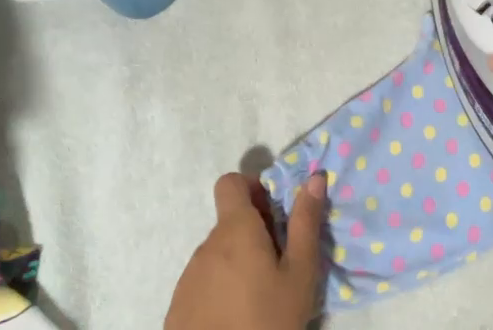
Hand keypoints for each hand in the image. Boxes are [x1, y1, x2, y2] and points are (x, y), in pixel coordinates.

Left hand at [165, 172, 326, 329]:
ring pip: (217, 252)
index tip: (273, 211)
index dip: (252, 187)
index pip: (230, 183)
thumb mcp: (300, 272)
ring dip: (238, 260)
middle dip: (254, 231)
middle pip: (229, 221)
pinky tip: (237, 313)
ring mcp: (187, 277)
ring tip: (260, 293)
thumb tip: (315, 177)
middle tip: (279, 261)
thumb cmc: (268, 319)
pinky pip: (203, 281)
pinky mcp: (178, 307)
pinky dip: (221, 286)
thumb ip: (305, 222)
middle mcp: (206, 246)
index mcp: (235, 230)